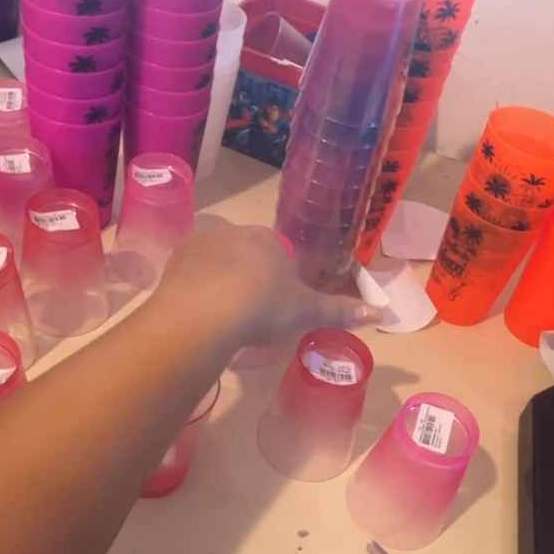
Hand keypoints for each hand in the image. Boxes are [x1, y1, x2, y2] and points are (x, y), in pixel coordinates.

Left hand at [155, 224, 379, 346]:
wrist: (205, 314)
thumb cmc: (263, 308)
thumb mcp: (306, 312)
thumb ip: (339, 311)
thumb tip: (379, 312)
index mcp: (267, 239)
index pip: (276, 250)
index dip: (277, 277)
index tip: (275, 304)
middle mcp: (232, 233)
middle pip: (244, 255)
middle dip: (247, 279)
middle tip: (249, 316)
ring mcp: (199, 246)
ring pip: (214, 264)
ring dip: (219, 284)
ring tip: (223, 320)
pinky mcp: (173, 264)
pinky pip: (189, 277)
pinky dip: (195, 293)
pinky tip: (200, 316)